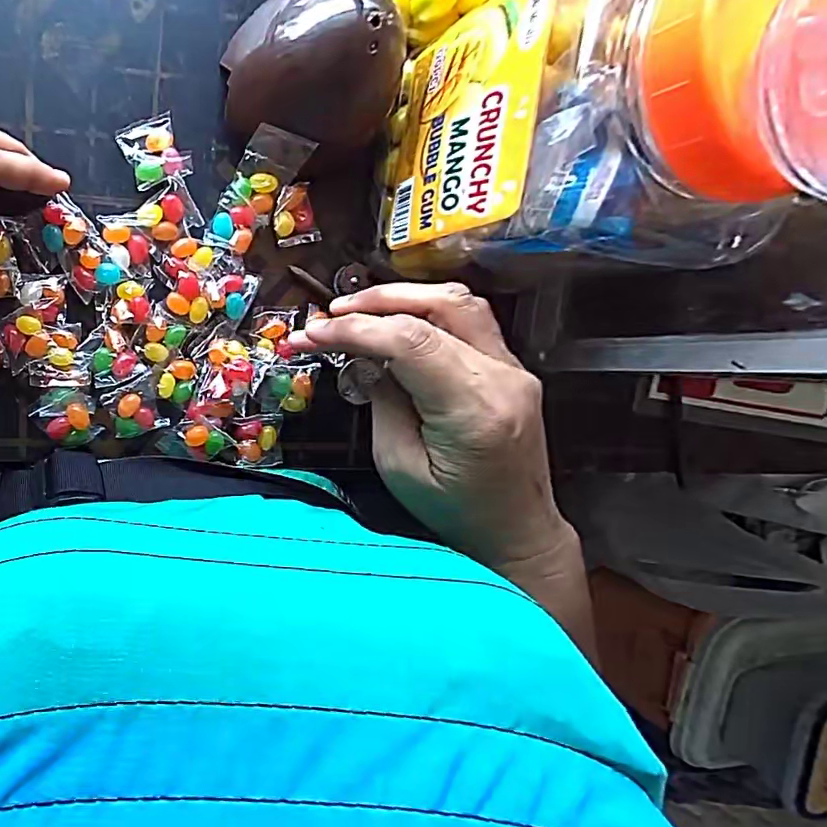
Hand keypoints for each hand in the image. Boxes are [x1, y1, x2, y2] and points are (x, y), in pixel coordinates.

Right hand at [286, 283, 575, 571]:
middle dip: (376, 302)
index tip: (311, 335)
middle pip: (440, 308)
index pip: (410, 341)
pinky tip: (391, 320)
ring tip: (356, 309)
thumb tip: (365, 359)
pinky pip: (467, 321)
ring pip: (458, 303)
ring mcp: (512, 369)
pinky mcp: (508, 369)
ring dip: (402, 297)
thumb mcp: (398, 464)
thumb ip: (383, 402)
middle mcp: (502, 378)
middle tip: (329, 315)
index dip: (354, 330)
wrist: (515, 529)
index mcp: (473, 409)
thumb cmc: (454, 510)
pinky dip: (422, 310)